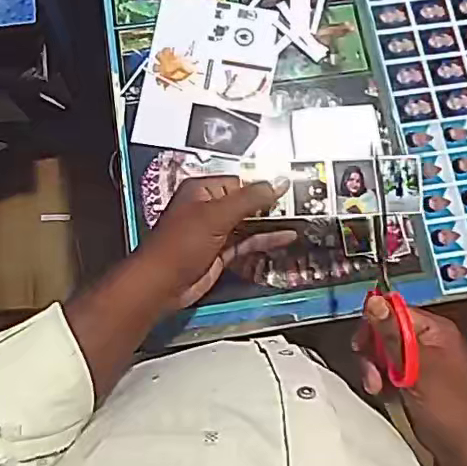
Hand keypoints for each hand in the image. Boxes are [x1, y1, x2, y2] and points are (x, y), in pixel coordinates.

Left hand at [137, 176, 298, 308]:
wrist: (163, 283)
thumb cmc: (183, 243)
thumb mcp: (217, 216)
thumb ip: (250, 199)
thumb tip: (279, 182)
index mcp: (201, 190)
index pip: (239, 182)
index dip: (264, 186)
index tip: (292, 188)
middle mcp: (208, 207)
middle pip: (246, 202)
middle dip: (270, 205)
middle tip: (303, 205)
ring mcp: (215, 231)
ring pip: (248, 223)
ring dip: (271, 223)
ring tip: (302, 219)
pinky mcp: (220, 252)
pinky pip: (247, 242)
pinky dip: (265, 240)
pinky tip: (286, 237)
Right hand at [353, 297, 466, 465]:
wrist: (464, 452)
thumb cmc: (451, 410)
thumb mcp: (417, 367)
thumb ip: (392, 333)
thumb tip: (375, 301)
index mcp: (435, 330)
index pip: (392, 310)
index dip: (375, 325)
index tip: (365, 344)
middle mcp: (427, 340)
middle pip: (383, 329)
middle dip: (372, 351)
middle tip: (375, 371)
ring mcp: (419, 360)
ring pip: (380, 350)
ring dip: (373, 367)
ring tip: (379, 385)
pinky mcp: (411, 377)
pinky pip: (384, 368)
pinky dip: (379, 378)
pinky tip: (383, 390)